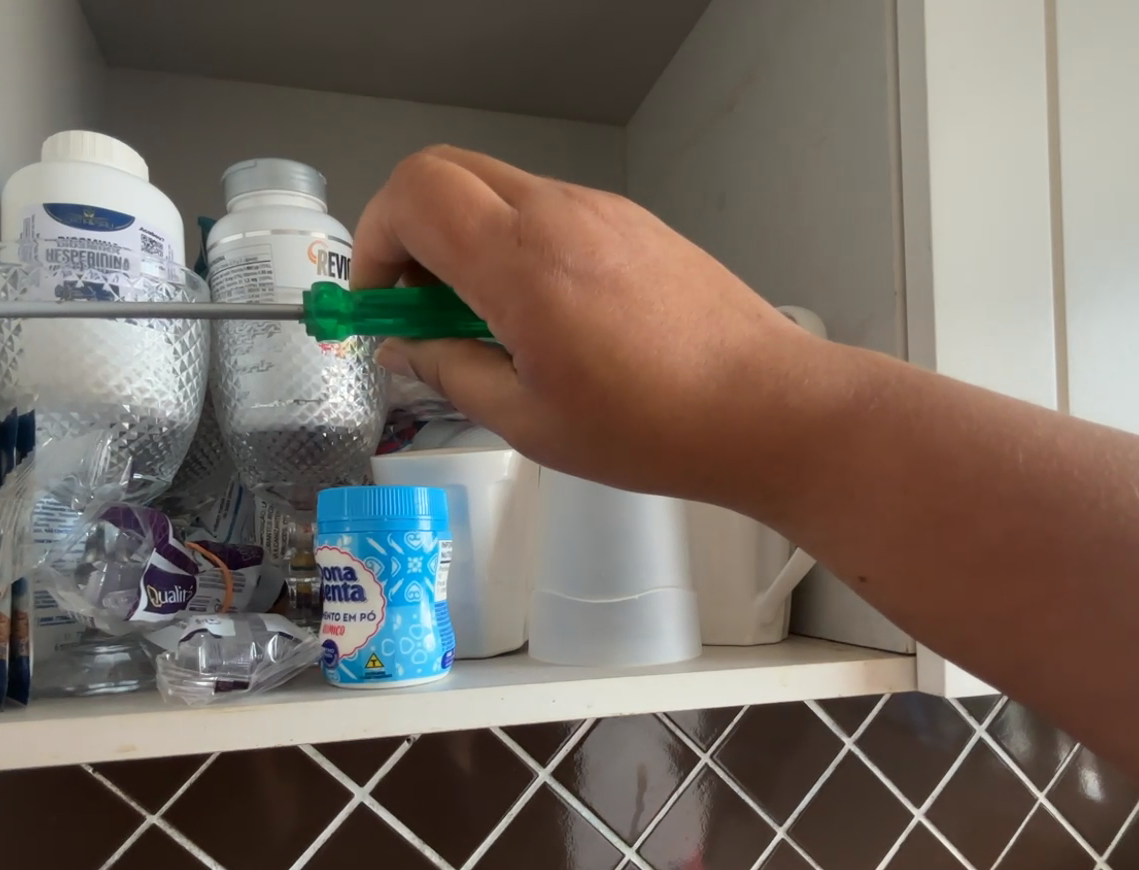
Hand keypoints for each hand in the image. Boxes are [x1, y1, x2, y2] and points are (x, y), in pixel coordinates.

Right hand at [353, 146, 835, 511]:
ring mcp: (602, 209)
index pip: (412, 194)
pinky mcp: (632, 222)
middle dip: (409, 234)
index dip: (374, 243)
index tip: (379, 304)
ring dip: (464, 242)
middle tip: (420, 311)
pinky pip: (547, 211)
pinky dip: (514, 246)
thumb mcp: (528, 420)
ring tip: (485, 324)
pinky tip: (539, 315)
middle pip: (445, 173)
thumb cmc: (652, 428)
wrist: (765, 409)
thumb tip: (405, 351)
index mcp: (523, 261)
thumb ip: (450, 371)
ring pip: (497, 190)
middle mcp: (560, 213)